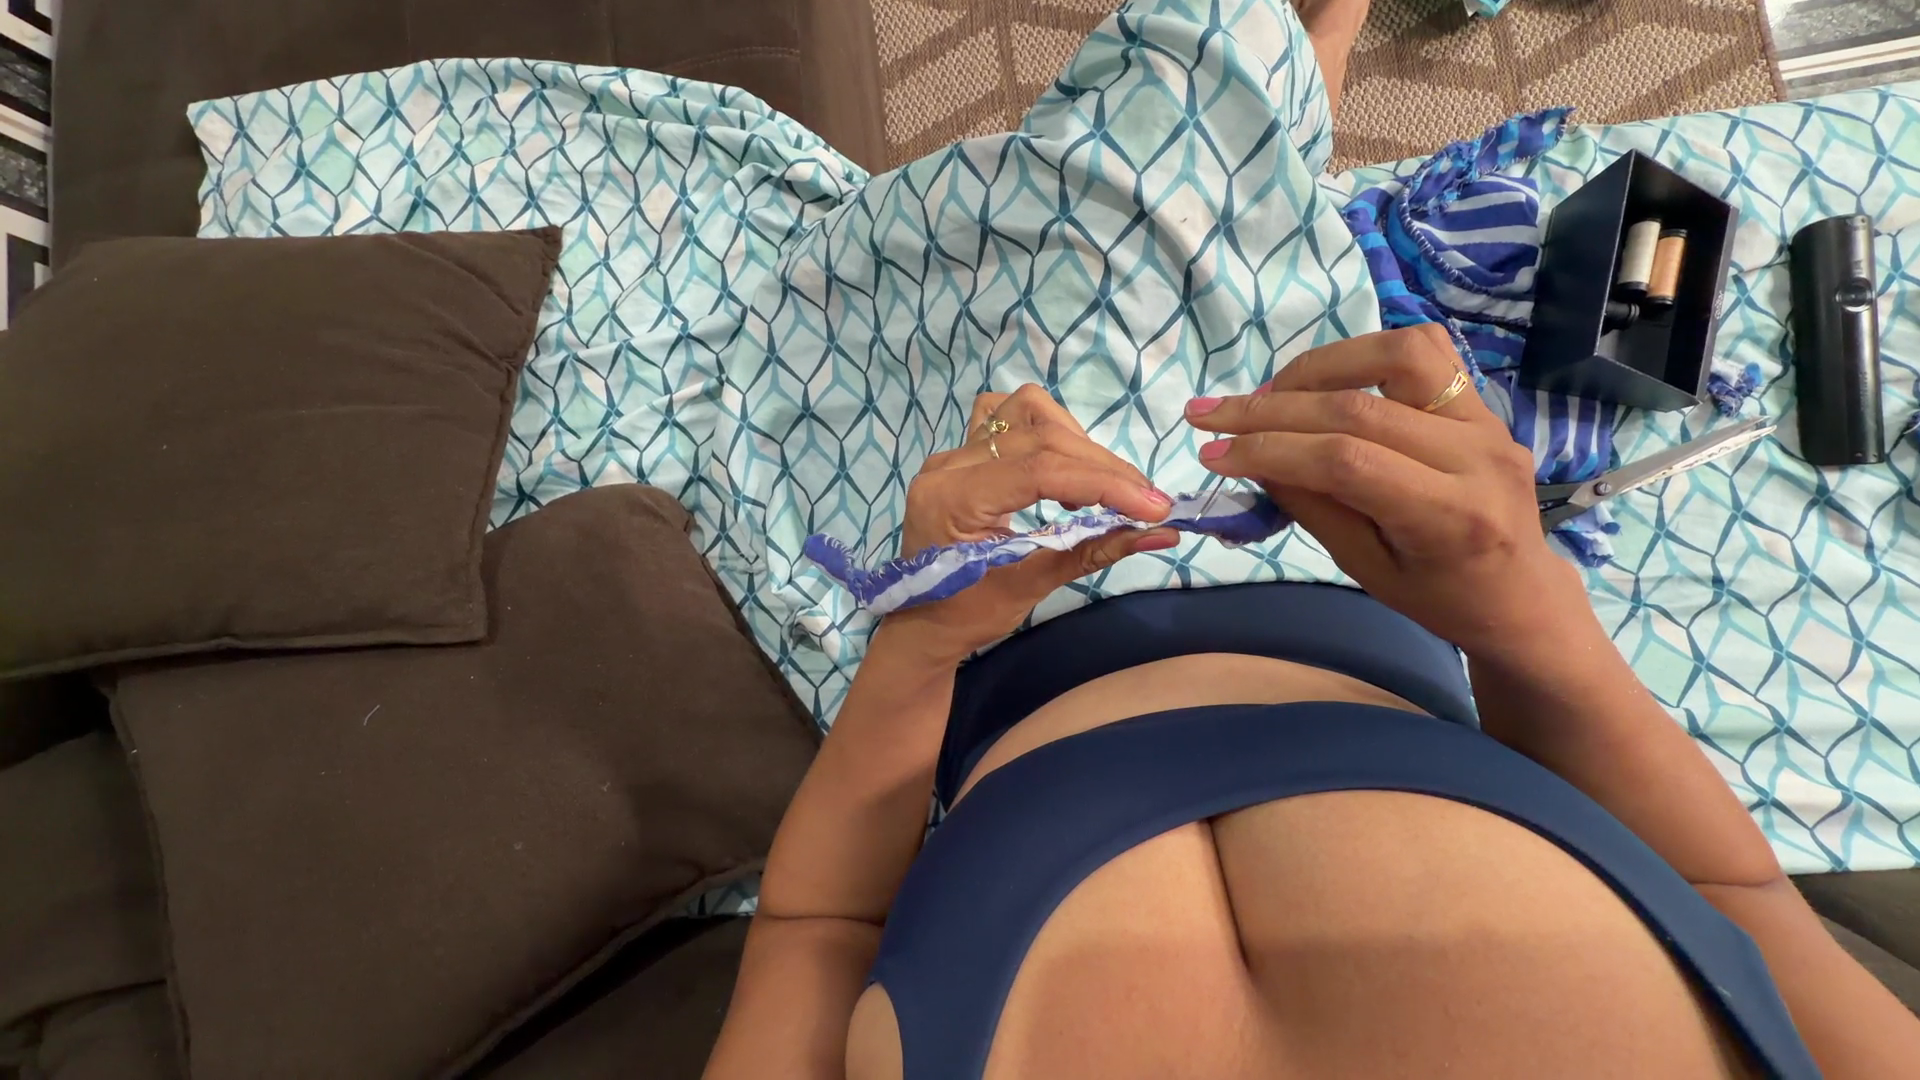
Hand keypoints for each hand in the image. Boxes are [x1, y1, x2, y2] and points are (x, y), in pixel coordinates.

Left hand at [886, 385, 1177, 663]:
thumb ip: (1093, 550)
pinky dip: (1043, 431)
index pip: (1041, 471)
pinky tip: (1059, 468)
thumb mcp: (1031, 586)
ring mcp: (952, 454)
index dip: (1104, 483)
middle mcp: (948, 465)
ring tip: (1096, 487)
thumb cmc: (968, 615)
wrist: (923, 622)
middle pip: (1040, 436)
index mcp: (953, 499)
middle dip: (1102, 466)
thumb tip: (1162, 534)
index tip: (1154, 507)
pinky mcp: (961, 455)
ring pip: (1025, 412)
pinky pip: (1005, 417)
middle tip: (1144, 501)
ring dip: (1074, 441)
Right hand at [1184, 324, 1587, 660]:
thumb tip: (1254, 457)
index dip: (1270, 450)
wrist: (1520, 593)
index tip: (1211, 452)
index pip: (1345, 462)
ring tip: (1271, 392)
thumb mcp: (1364, 568)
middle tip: (1209, 414)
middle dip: (1269, 409)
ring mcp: (1486, 420)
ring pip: (1398, 355)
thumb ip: (1314, 507)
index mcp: (1448, 516)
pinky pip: (1423, 353)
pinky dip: (1362, 355)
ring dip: (1319, 367)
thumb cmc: (1436, 597)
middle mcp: (1476, 456)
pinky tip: (1324, 381)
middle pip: (1358, 408)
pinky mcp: (1481, 403)